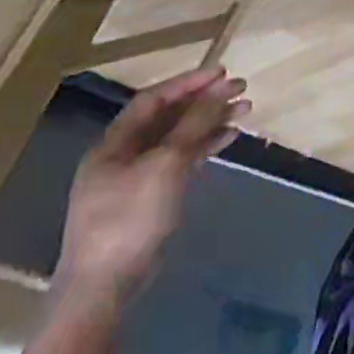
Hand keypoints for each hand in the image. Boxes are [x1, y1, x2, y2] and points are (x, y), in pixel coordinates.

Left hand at [55, 68, 248, 304]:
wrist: (107, 280)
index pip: (152, 100)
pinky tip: (229, 138)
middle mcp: (121, 155)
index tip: (225, 73)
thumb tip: (220, 88)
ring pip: (178, 136)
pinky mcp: (151, 194)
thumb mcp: (166, 164)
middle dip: (204, 100)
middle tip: (243, 88)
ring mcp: (135, 176)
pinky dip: (206, 144)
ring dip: (210, 120)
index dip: (188, 83)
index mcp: (113, 145)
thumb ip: (193, 124)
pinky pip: (182, 157)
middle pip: (166, 117)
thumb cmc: (131, 216)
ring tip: (246, 109)